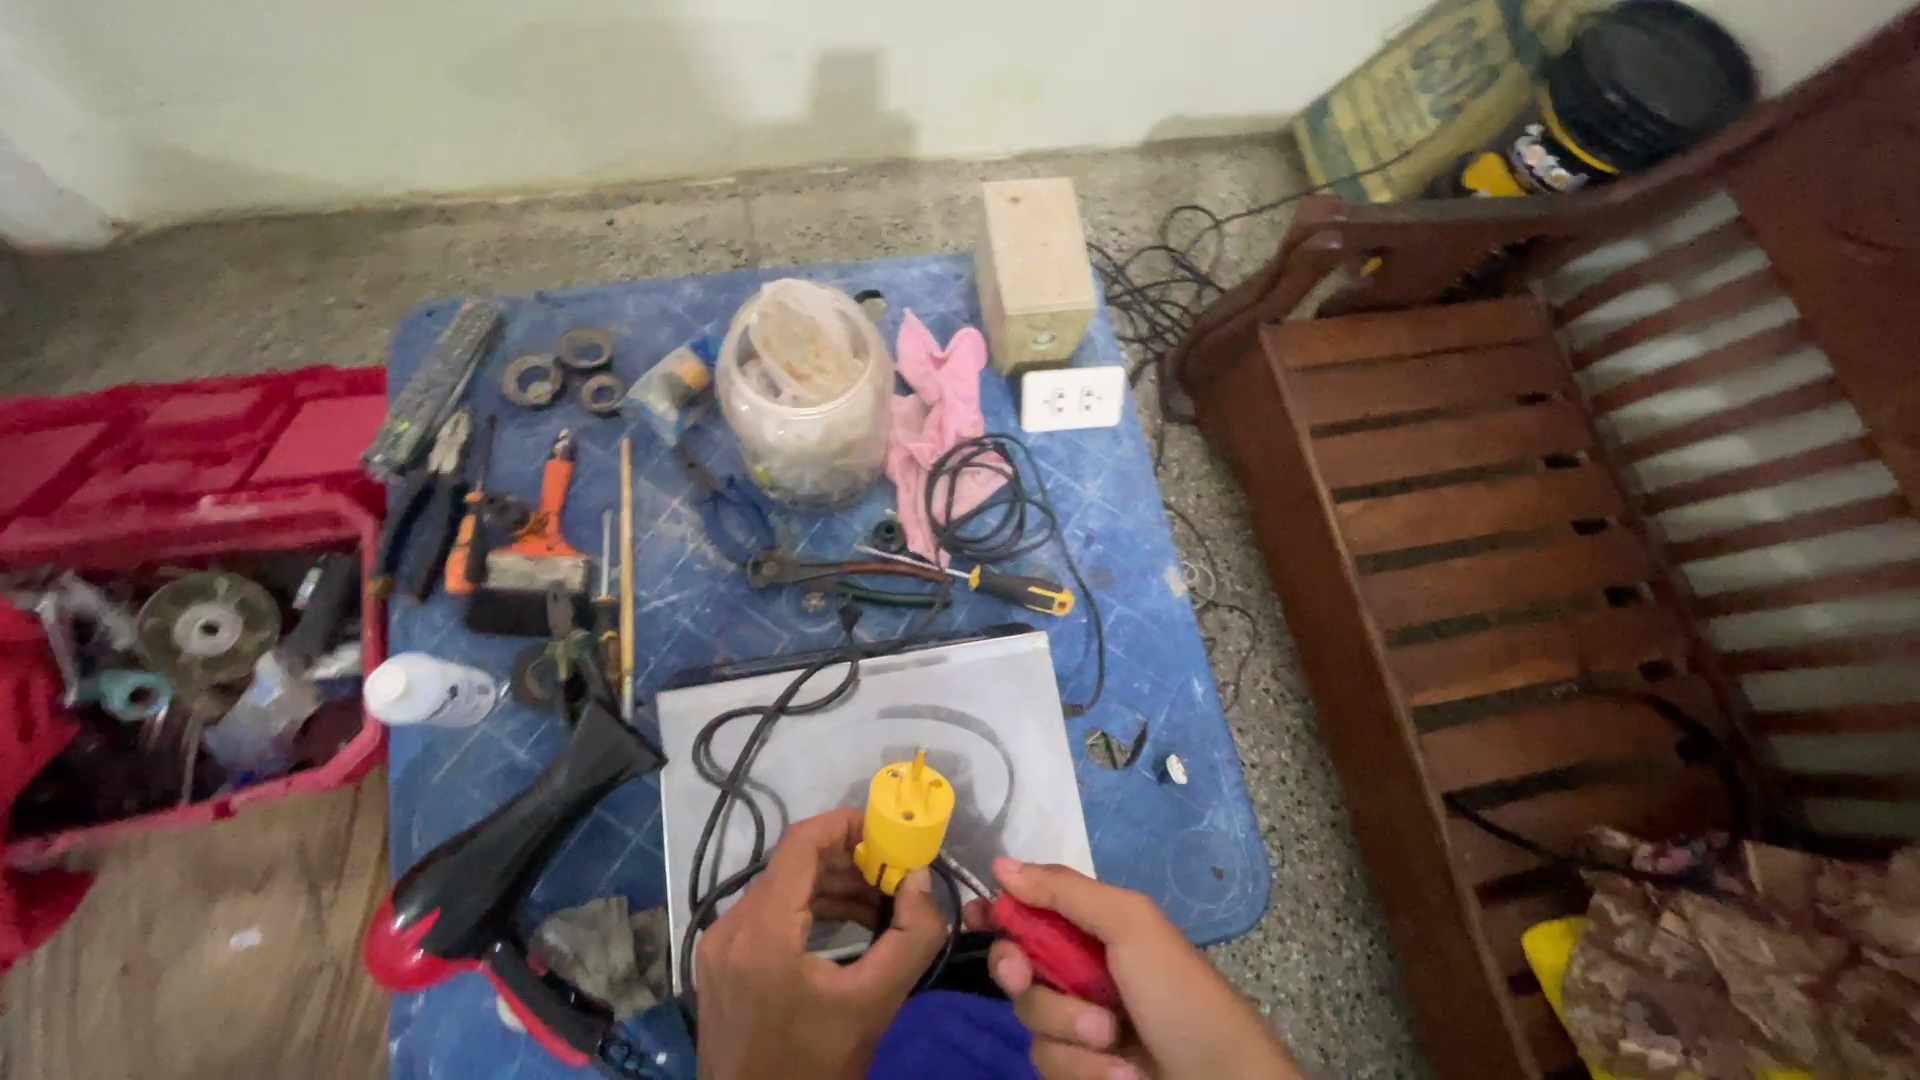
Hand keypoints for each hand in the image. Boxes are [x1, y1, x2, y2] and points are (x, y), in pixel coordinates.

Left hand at [694, 807, 948, 1079]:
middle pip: (793, 864)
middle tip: (893, 876)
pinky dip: (808, 909)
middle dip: (849, 861)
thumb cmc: (815, 1069)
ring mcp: (719, 945)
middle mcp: (730, 927)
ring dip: (832, 886)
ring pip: (781, 887)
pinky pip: (767, 913)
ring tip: (879, 905)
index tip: (886, 834)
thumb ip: (911, 937)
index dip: (845, 824)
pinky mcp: (719, 962)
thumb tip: (920, 879)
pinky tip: (847, 927)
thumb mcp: (874, 1005)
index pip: (801, 843)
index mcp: (761, 933)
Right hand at [964, 858, 1300, 1079]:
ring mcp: (1078, 1024)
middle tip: (1026, 978)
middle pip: (1013, 962)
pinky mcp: (1080, 1071)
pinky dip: (1084, 1070)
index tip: (972, 918)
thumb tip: (1000, 863)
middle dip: (1017, 971)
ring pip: (1029, 1018)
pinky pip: (1049, 1064)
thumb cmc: (1178, 991)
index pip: (1029, 908)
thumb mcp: (1128, 923)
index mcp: (1091, 926)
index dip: (995, 911)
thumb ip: (1063, 892)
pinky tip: (1122, 1074)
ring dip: (1068, 1028)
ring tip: (1111, 1039)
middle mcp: (1078, 970)